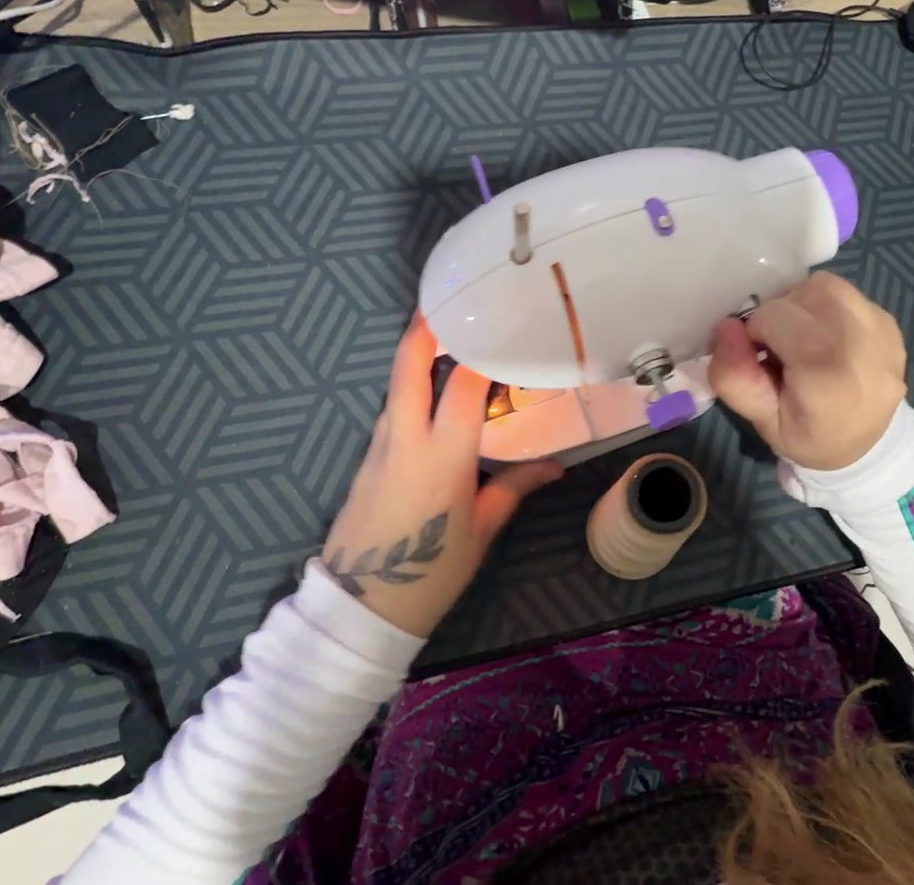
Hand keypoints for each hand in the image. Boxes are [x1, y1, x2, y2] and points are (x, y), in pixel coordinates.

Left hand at [321, 317, 562, 636]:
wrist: (360, 609)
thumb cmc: (432, 572)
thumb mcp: (481, 530)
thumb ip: (514, 486)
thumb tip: (553, 465)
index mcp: (442, 454)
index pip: (463, 381)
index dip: (482, 349)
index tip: (501, 324)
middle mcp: (404, 438)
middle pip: (408, 365)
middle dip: (425, 328)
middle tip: (451, 304)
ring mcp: (378, 447)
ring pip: (397, 387)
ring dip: (419, 361)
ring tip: (453, 348)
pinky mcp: (366, 460)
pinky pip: (391, 413)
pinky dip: (412, 394)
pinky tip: (435, 403)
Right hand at [708, 271, 907, 471]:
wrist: (868, 447)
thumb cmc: (809, 437)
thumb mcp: (763, 422)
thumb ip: (736, 378)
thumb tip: (726, 326)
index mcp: (827, 375)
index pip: (775, 315)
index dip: (756, 331)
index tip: (761, 358)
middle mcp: (862, 344)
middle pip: (802, 294)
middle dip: (780, 314)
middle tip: (780, 348)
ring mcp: (882, 331)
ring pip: (826, 285)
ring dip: (803, 304)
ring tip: (801, 337)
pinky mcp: (890, 323)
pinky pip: (847, 294)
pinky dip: (828, 308)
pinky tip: (828, 338)